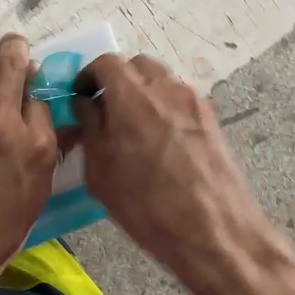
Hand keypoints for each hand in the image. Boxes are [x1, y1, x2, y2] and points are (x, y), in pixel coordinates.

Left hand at [0, 34, 59, 294]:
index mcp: (38, 145)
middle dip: (17, 50)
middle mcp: (6, 125)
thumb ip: (50, 149)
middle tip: (15, 45)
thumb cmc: (2, 227)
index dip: (37, 84)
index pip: (42, 94)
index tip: (34, 79)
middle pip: (14, 66)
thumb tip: (60, 121)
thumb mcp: (39, 190)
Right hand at [71, 53, 294, 294]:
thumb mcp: (100, 170)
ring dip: (143, 92)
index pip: (106, 62)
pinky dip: (164, 108)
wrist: (214, 232)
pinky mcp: (212, 121)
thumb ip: (90, 127)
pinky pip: (180, 100)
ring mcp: (194, 102)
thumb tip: (86, 104)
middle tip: (106, 107)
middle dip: (118, 79)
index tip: (81, 95)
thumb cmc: (146, 205)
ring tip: (133, 126)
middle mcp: (166, 88)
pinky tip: (159, 141)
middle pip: (138, 65)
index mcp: (132, 95)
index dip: (89, 75)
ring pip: (162, 80)